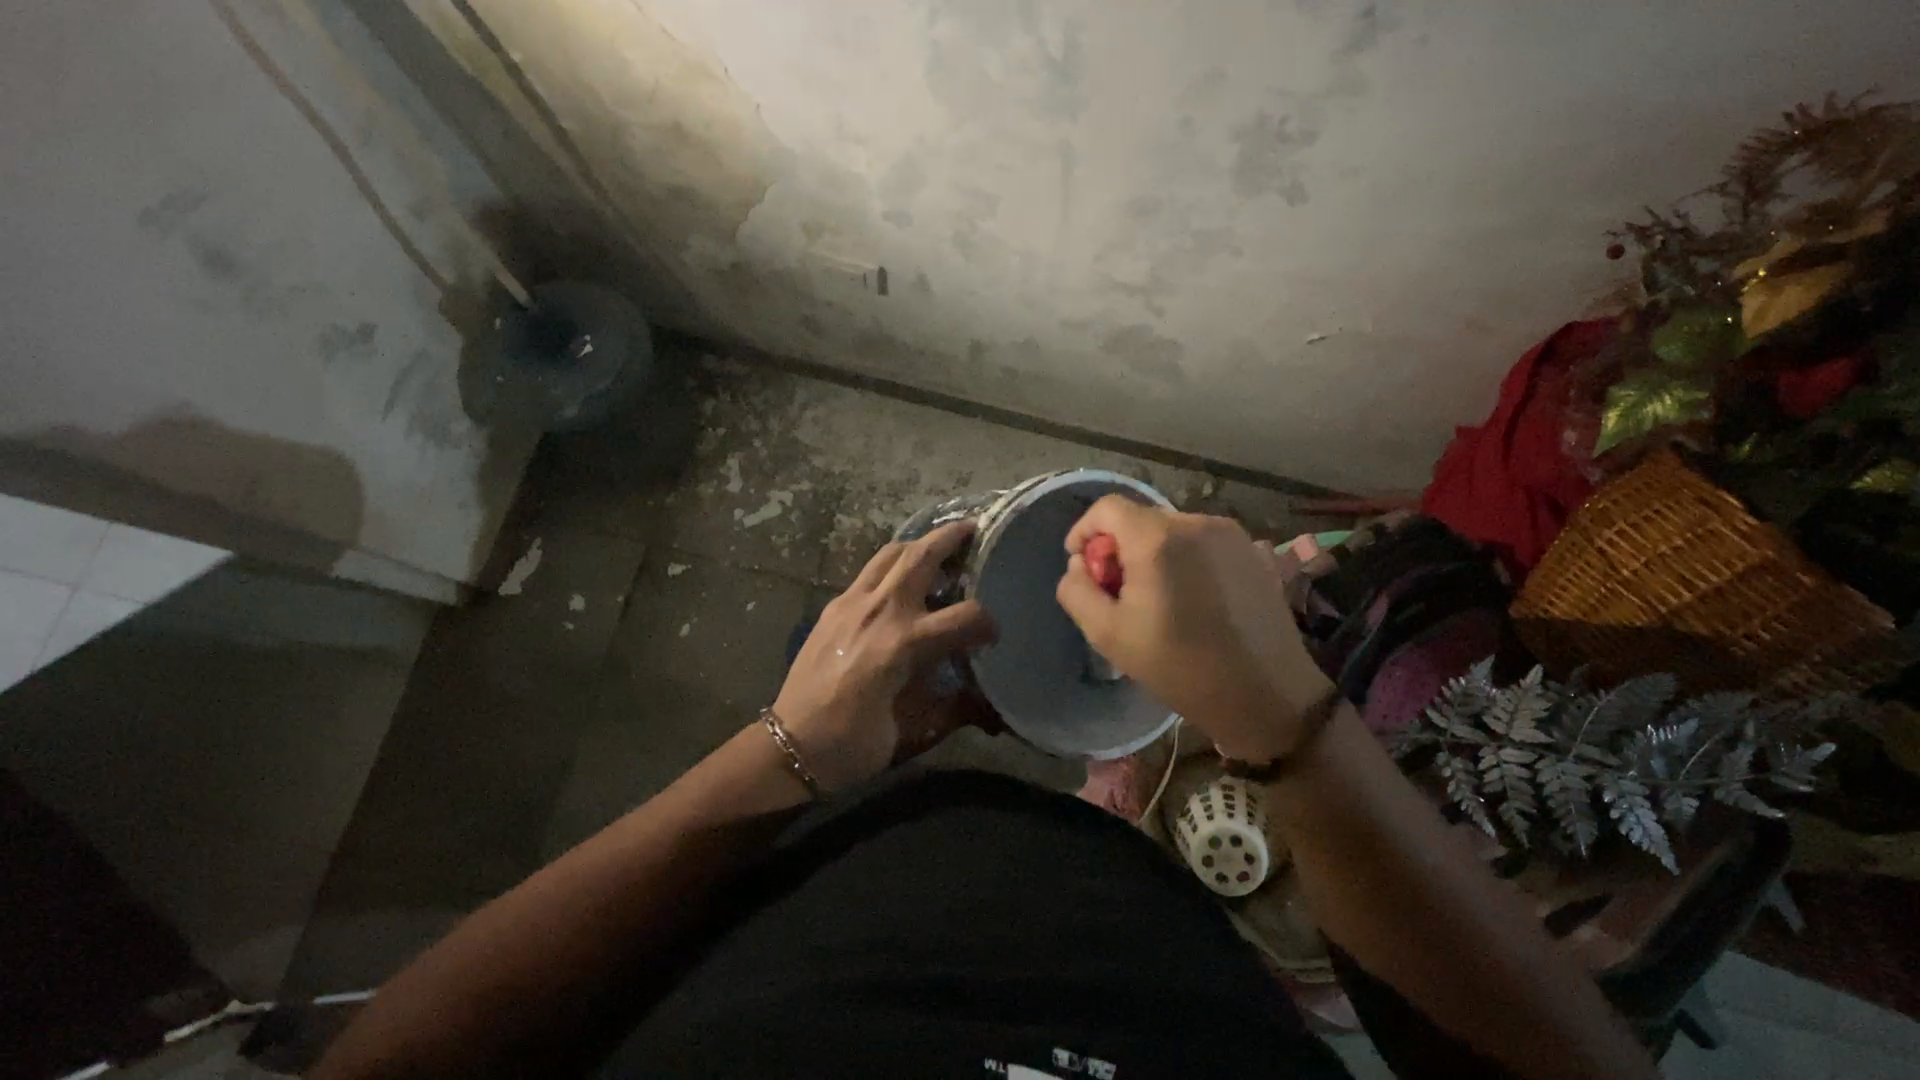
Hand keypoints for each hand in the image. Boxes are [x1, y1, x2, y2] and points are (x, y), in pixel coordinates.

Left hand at [772, 522, 997, 789]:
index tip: (993, 636)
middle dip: (950, 539)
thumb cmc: (854, 743)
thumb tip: (993, 711)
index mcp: (904, 644)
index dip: (987, 623)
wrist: (789, 746)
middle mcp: (879, 612)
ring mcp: (851, 604)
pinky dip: (891, 566)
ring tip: (937, 551)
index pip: (964, 616)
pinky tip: (900, 584)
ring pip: (889, 554)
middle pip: (921, 557)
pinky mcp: (832, 607)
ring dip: (917, 546)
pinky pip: (868, 572)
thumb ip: (957, 710)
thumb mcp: (914, 731)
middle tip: (972, 530)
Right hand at [1056, 496, 1333, 761]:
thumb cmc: (1180, 667)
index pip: (1107, 508)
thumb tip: (1078, 564)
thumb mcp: (1108, 635)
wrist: (1266, 694)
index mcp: (1157, 538)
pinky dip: (1186, 562)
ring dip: (1154, 556)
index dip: (1085, 532)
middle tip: (1118, 594)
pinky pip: (1204, 544)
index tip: (1083, 568)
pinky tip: (1193, 601)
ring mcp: (1231, 534)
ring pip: (1173, 531)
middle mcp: (1196, 522)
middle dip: (1120, 550)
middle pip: (1141, 519)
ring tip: (1158, 601)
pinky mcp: (1253, 551)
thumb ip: (1077, 590)